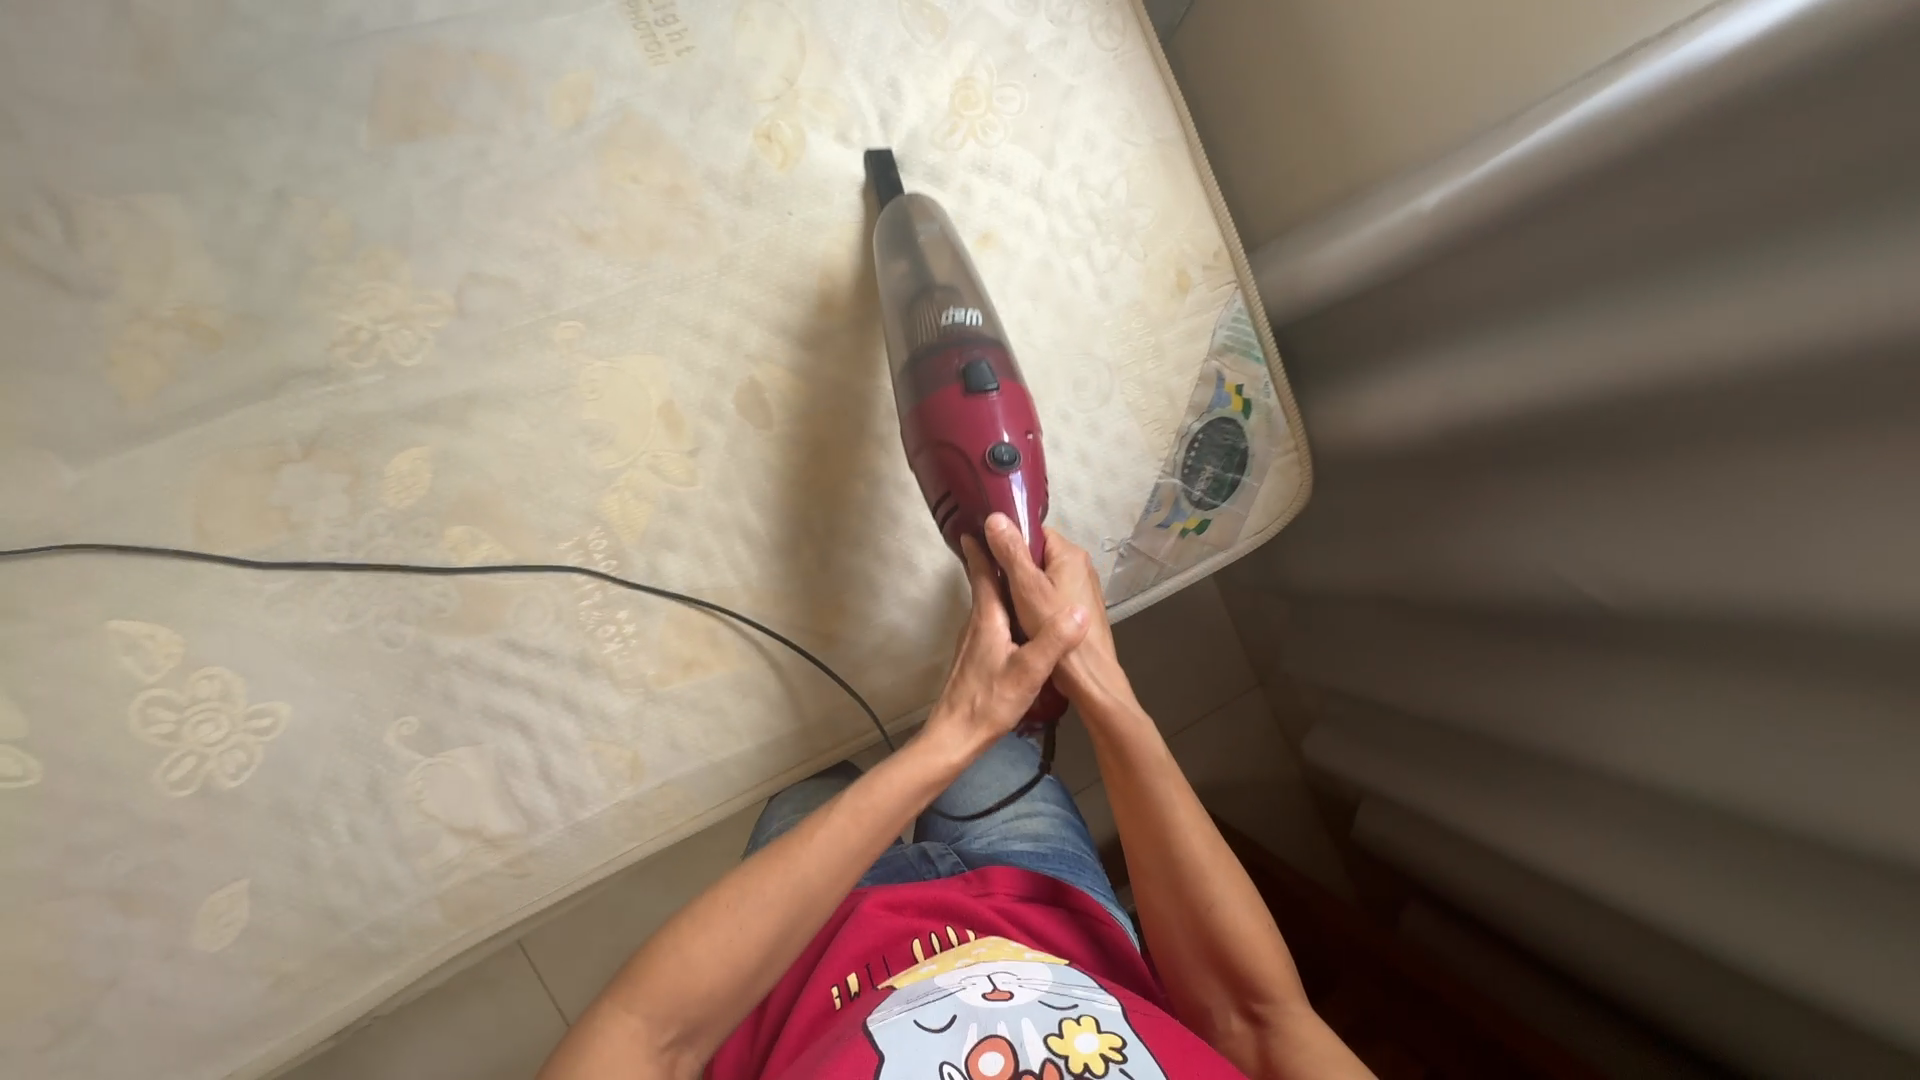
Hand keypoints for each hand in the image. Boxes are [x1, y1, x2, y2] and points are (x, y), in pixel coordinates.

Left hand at [920, 534, 1087, 762]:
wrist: (955, 737)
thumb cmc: (989, 702)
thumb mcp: (1029, 672)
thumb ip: (1054, 641)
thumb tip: (1081, 610)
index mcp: (987, 619)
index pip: (983, 573)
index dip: (983, 548)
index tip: (983, 523)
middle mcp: (976, 624)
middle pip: (986, 584)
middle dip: (996, 561)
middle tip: (1014, 542)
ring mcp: (973, 643)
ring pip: (988, 605)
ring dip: (1001, 586)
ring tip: (1023, 576)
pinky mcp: (975, 659)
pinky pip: (991, 623)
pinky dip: (1003, 610)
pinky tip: (1019, 623)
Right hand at [982, 513, 1132, 708]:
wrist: (1087, 674)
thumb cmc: (1054, 627)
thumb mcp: (1026, 587)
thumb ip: (1010, 552)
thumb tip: (994, 517)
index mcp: (1070, 554)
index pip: (1034, 533)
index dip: (1011, 544)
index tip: (991, 559)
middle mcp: (1081, 565)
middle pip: (1038, 555)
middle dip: (1016, 568)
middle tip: (995, 584)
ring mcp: (1083, 587)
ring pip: (1044, 577)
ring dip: (1024, 587)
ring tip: (1006, 602)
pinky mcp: (1080, 607)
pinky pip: (1052, 594)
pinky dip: (1036, 602)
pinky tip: (1024, 618)